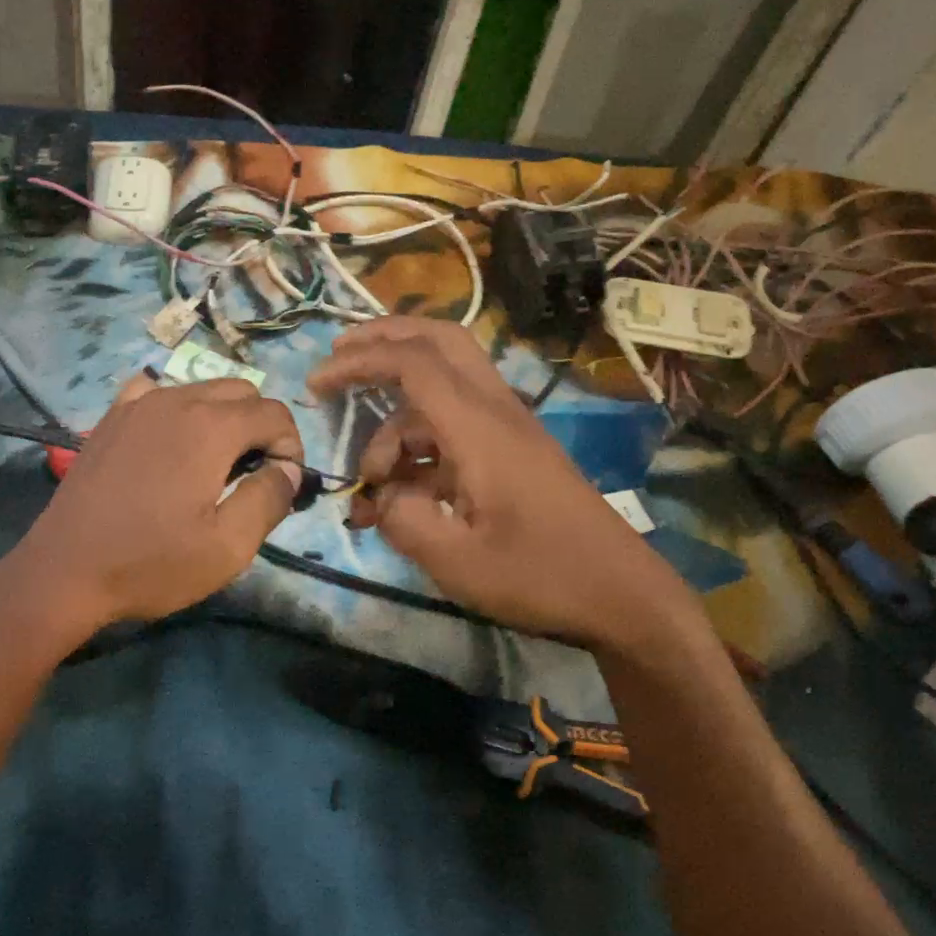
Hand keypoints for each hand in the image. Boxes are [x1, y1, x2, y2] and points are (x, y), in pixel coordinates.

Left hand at [0, 376, 302, 645]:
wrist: (65, 571)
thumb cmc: (151, 564)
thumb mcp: (228, 547)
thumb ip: (269, 499)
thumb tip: (289, 469)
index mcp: (211, 427)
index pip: (274, 413)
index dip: (291, 447)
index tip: (282, 486)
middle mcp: (176, 399)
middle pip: (241, 392)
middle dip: (260, 428)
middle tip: (252, 478)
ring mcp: (137, 405)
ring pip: (200, 390)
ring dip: (221, 420)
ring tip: (213, 469)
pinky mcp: (110, 419)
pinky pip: (157, 394)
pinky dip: (177, 412)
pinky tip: (169, 445)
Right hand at [307, 317, 696, 648]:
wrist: (620, 595)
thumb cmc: (540, 578)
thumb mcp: (455, 561)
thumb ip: (402, 519)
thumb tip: (382, 496)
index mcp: (481, 429)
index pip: (413, 364)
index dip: (359, 362)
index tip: (315, 384)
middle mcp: (496, 413)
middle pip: (439, 342)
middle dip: (384, 340)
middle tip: (338, 358)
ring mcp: (508, 431)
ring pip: (440, 394)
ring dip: (395, 422)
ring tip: (369, 484)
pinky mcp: (511, 455)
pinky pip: (453, 429)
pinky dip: (417, 448)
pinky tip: (399, 496)